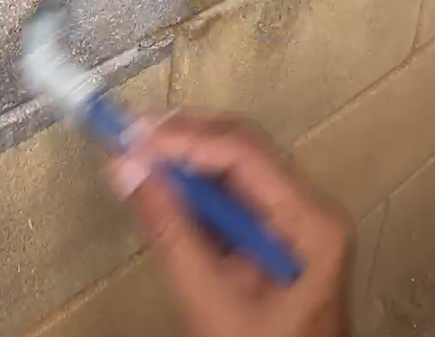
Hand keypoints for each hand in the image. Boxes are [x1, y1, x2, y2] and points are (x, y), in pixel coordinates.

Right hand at [112, 113, 352, 336]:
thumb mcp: (211, 300)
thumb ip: (169, 230)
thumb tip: (123, 164)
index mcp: (312, 222)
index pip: (244, 154)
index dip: (184, 139)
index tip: (131, 137)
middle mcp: (309, 207)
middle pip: (241, 146)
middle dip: (182, 137)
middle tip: (128, 133)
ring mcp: (295, 219)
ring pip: (233, 162)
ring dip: (183, 156)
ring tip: (136, 152)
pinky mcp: (274, 232)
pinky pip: (230, 191)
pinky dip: (191, 184)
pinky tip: (159, 183)